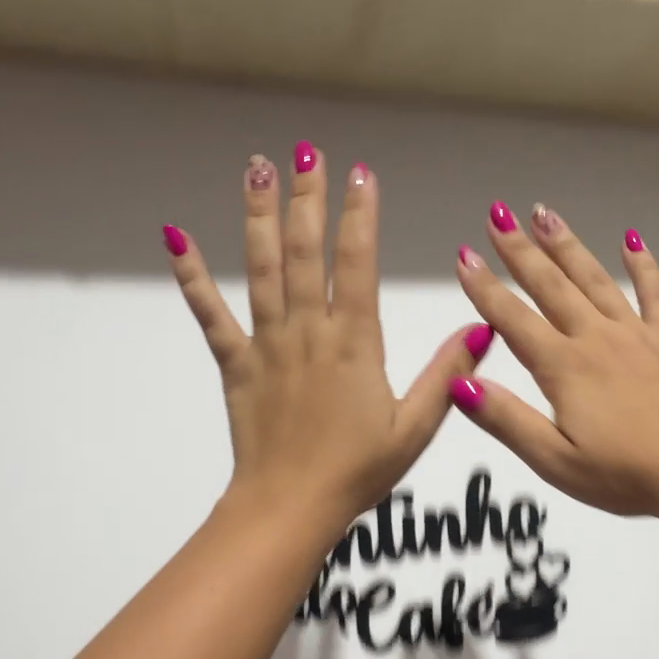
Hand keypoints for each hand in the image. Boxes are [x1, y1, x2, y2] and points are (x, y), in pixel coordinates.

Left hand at [165, 145, 493, 524]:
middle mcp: (309, 333)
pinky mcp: (236, 365)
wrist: (290, 505)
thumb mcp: (415, 428)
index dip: (360, 217)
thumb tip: (481, 329)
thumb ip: (446, 375)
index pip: (357, 265)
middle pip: (306, 252)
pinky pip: (211, 315)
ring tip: (257, 167)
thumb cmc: (357, 472)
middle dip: (309, 199)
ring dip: (258, 216)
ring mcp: (267, 345)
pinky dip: (192, 277)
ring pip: (261, 269)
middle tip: (307, 153)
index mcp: (355, 345)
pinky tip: (176, 237)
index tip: (362, 175)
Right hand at [449, 202, 658, 522]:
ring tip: (545, 214)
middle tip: (498, 215)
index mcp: (564, 368)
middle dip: (520, 250)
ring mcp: (638, 335)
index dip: (485, 288)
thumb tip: (462, 382)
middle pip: (552, 286)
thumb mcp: (556, 461)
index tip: (464, 257)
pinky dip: (642, 265)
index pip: (513, 320)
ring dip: (567, 246)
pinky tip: (632, 241)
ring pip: (595, 279)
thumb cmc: (628, 476)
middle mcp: (597, 339)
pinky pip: (654, 293)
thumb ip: (507, 420)